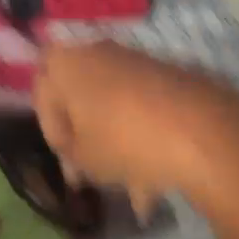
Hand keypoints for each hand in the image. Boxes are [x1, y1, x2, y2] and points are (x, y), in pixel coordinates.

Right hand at [33, 41, 238, 219]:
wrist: (198, 128)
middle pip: (78, 93)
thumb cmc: (123, 139)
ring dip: (115, 139)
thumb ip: (69, 152)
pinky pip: (139, 104)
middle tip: (91, 168)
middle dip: (83, 131)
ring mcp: (130, 58)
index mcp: (64, 62)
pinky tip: (154, 177)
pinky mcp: (162, 72)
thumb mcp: (84, 158)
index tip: (68, 159)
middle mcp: (93, 51)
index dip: (51, 129)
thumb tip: (72, 150)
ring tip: (131, 187)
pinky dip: (141, 134)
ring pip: (112, 103)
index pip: (41, 92)